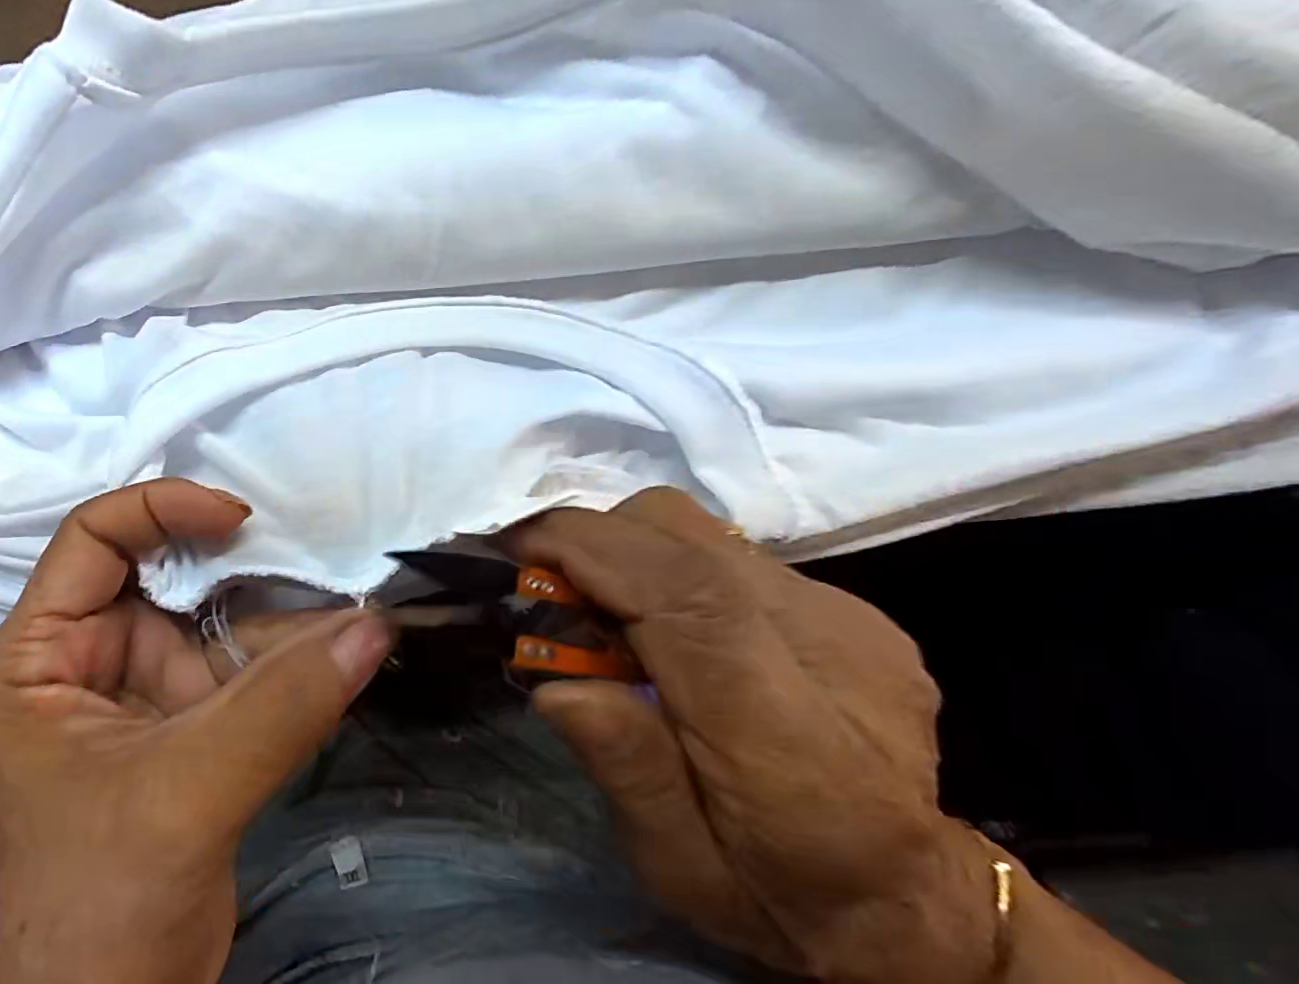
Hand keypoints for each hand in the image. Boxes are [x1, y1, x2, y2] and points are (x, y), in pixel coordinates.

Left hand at [0, 479, 392, 983]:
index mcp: (37, 659)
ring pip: (214, 621)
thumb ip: (281, 707)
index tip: (240, 517)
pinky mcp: (186, 723)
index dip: (161, 508)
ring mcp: (140, 691)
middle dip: (237, 563)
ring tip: (348, 595)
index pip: (90, 540)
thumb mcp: (187, 794)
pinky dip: (290, 658)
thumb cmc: (106, 905)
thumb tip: (373, 627)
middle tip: (313, 553)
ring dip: (279, 613)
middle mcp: (85, 660)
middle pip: (163, 574)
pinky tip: (340, 645)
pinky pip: (242, 667)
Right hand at [505, 488, 995, 983]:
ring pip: (702, 527)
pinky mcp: (849, 606)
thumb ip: (625, 769)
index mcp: (788, 737)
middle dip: (592, 539)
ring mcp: (848, 617)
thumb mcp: (678, 868)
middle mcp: (829, 651)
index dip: (589, 549)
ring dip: (628, 547)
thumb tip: (554, 684)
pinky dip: (670, 564)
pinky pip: (729, 550)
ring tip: (604, 606)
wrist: (912, 899)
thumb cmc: (778, 896)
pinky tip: (670, 624)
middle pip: (685, 535)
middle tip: (547, 585)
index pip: (685, 595)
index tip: (515, 544)